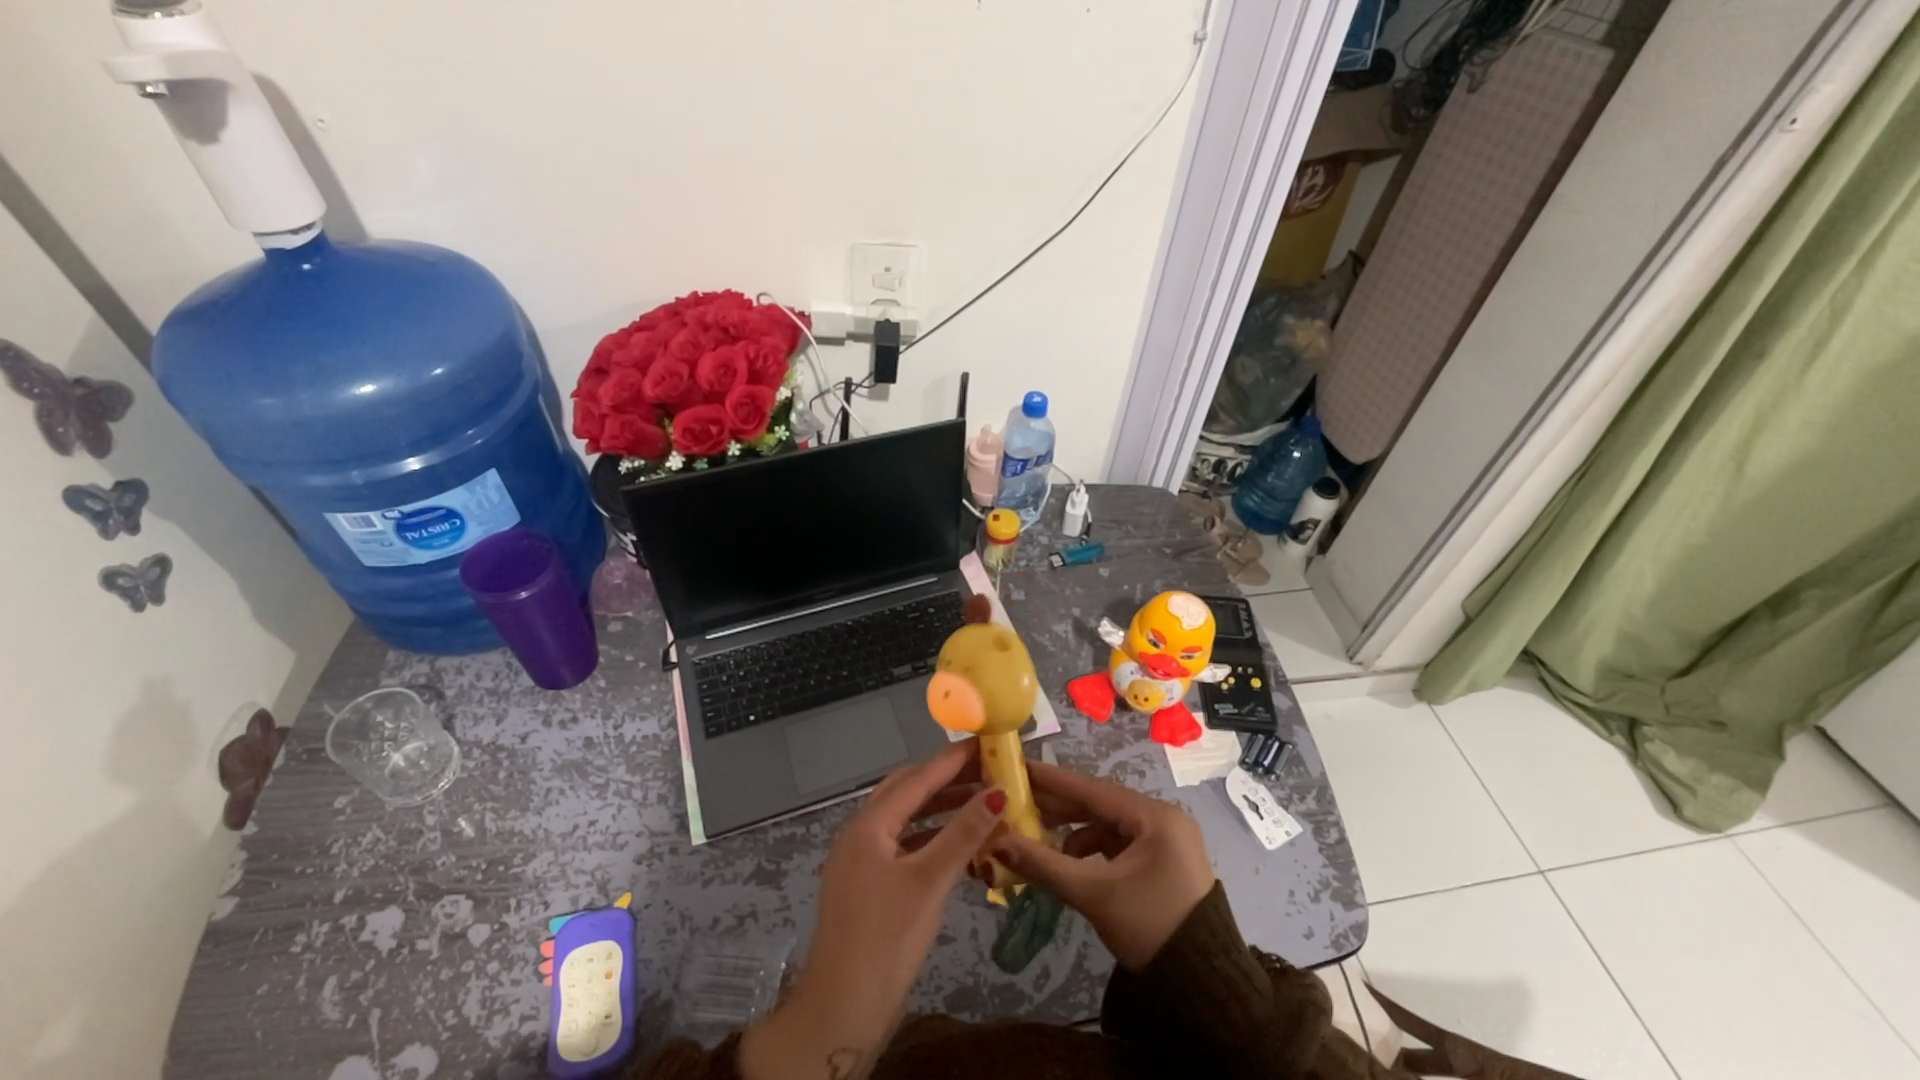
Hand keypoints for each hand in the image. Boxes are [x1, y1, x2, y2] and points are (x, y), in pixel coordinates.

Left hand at [740, 742, 1006, 1079]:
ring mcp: (862, 862)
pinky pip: (904, 846)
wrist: (843, 1006)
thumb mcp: (929, 881)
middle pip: (906, 794)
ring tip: (983, 803)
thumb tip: (999, 792)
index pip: (915, 779)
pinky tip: (960, 845)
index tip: (984, 742)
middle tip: (987, 770)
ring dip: (941, 810)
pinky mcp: (869, 886)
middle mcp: (860, 835)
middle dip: (946, 780)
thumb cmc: (886, 937)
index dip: (951, 761)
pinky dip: (932, 839)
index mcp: (868, 826)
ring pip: (906, 821)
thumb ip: (963, 834)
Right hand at [989, 758, 1215, 970]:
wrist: (1199, 983)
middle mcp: (1164, 818)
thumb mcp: (1093, 893)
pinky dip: (1092, 847)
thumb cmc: (1149, 926)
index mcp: (1156, 816)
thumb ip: (1043, 864)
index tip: (1018, 766)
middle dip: (1058, 805)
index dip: (1052, 779)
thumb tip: (996, 844)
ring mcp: (1166, 839)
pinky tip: (1067, 859)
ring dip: (1073, 829)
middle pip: (1101, 803)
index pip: (1093, 788)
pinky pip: (1119, 842)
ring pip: (1108, 824)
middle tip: (1016, 800)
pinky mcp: (1163, 860)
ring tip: (1035, 834)